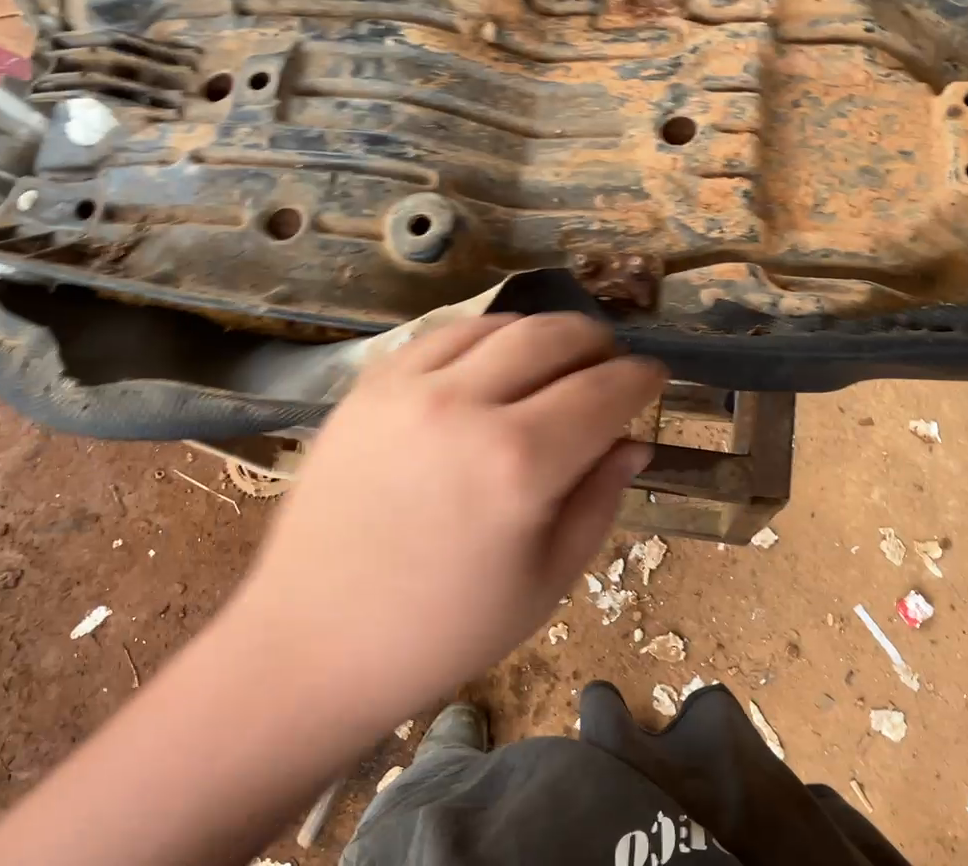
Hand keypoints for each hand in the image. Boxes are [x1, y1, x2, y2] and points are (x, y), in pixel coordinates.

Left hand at [236, 312, 667, 720]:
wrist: (313, 642)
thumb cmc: (443, 632)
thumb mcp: (546, 582)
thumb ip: (598, 500)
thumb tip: (633, 443)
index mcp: (520, 465)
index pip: (605, 390)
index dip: (641, 378)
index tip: (654, 378)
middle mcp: (465, 406)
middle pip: (554, 336)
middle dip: (598, 343)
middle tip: (610, 364)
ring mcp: (408, 388)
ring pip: (499, 325)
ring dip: (542, 335)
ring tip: (556, 362)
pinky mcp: (368, 387)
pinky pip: (441, 336)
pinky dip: (483, 339)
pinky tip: (492, 365)